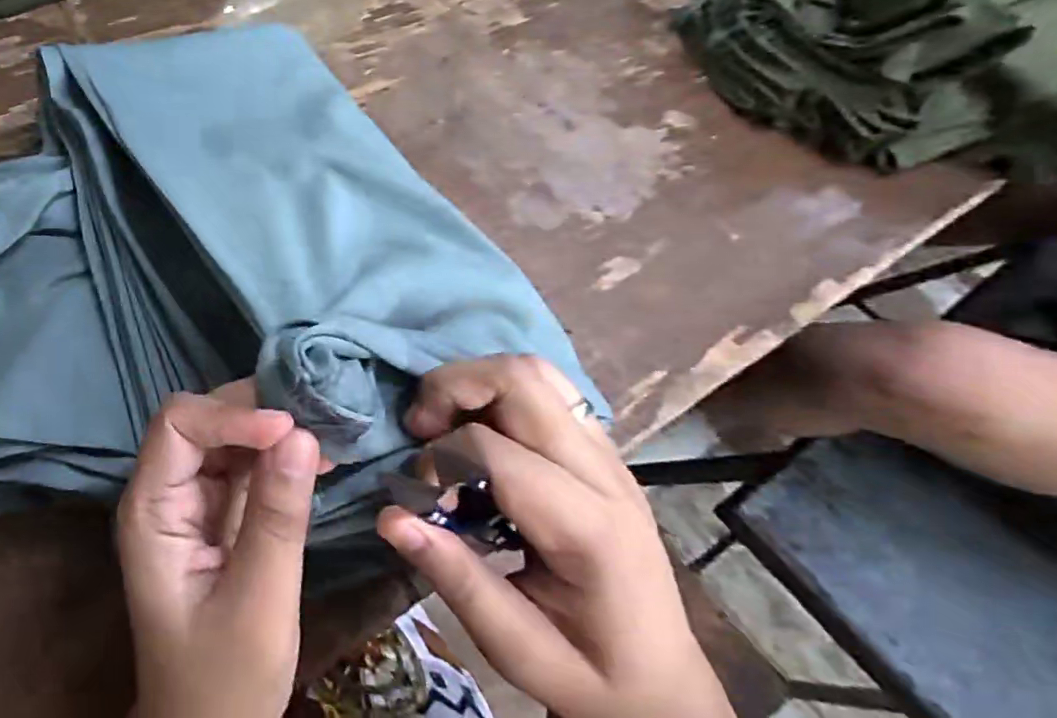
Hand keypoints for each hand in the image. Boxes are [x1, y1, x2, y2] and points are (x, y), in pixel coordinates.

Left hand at [117, 392, 322, 717]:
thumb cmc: (224, 680)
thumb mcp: (259, 603)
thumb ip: (277, 518)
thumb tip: (303, 435)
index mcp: (151, 510)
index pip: (177, 426)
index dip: (229, 415)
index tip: (288, 427)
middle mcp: (163, 493)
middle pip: (200, 421)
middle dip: (255, 413)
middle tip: (317, 418)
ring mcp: (189, 501)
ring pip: (225, 437)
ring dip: (273, 430)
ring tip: (326, 436)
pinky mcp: (216, 513)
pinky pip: (244, 466)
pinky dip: (279, 457)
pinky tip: (315, 461)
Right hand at [377, 357, 733, 717]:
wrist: (666, 687)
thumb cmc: (592, 678)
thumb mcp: (518, 651)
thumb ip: (456, 580)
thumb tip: (390, 517)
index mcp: (590, 530)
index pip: (494, 449)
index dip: (437, 459)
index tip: (417, 496)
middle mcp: (605, 475)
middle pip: (520, 380)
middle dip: (451, 387)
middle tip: (418, 428)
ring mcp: (609, 456)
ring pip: (535, 371)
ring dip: (475, 382)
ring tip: (444, 423)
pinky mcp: (601, 450)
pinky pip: (547, 390)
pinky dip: (498, 392)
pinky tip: (479, 433)